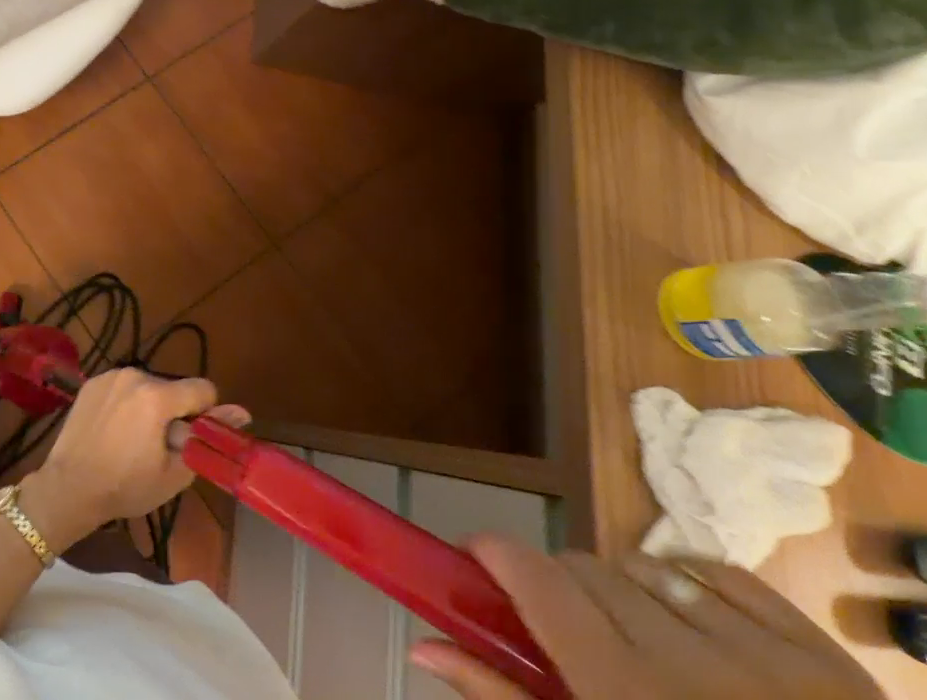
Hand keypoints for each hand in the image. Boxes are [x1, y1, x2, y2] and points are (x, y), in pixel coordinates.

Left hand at [19, 368, 247, 550]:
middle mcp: (133, 375)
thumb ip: (207, 437)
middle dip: (175, 413)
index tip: (193, 438)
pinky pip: (123, 389)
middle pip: (173, 389)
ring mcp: (108, 376)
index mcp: (156, 395)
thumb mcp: (176, 471)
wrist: (69, 487)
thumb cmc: (126, 486)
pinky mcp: (90, 384)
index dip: (206, 414)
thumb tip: (241, 413)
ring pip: (147, 387)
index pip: (203, 389)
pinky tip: (114, 431)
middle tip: (159, 447)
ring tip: (133, 441)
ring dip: (150, 407)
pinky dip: (126, 404)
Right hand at [412, 535, 884, 699]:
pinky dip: (689, 583)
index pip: (535, 576)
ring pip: (642, 567)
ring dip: (620, 587)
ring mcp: (760, 649)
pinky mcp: (817, 650)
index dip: (493, 552)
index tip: (474, 562)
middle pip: (581, 567)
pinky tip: (687, 622)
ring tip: (633, 637)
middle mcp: (686, 653)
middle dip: (554, 585)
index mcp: (620, 685)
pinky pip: (720, 574)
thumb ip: (499, 696)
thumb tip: (422, 645)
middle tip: (556, 628)